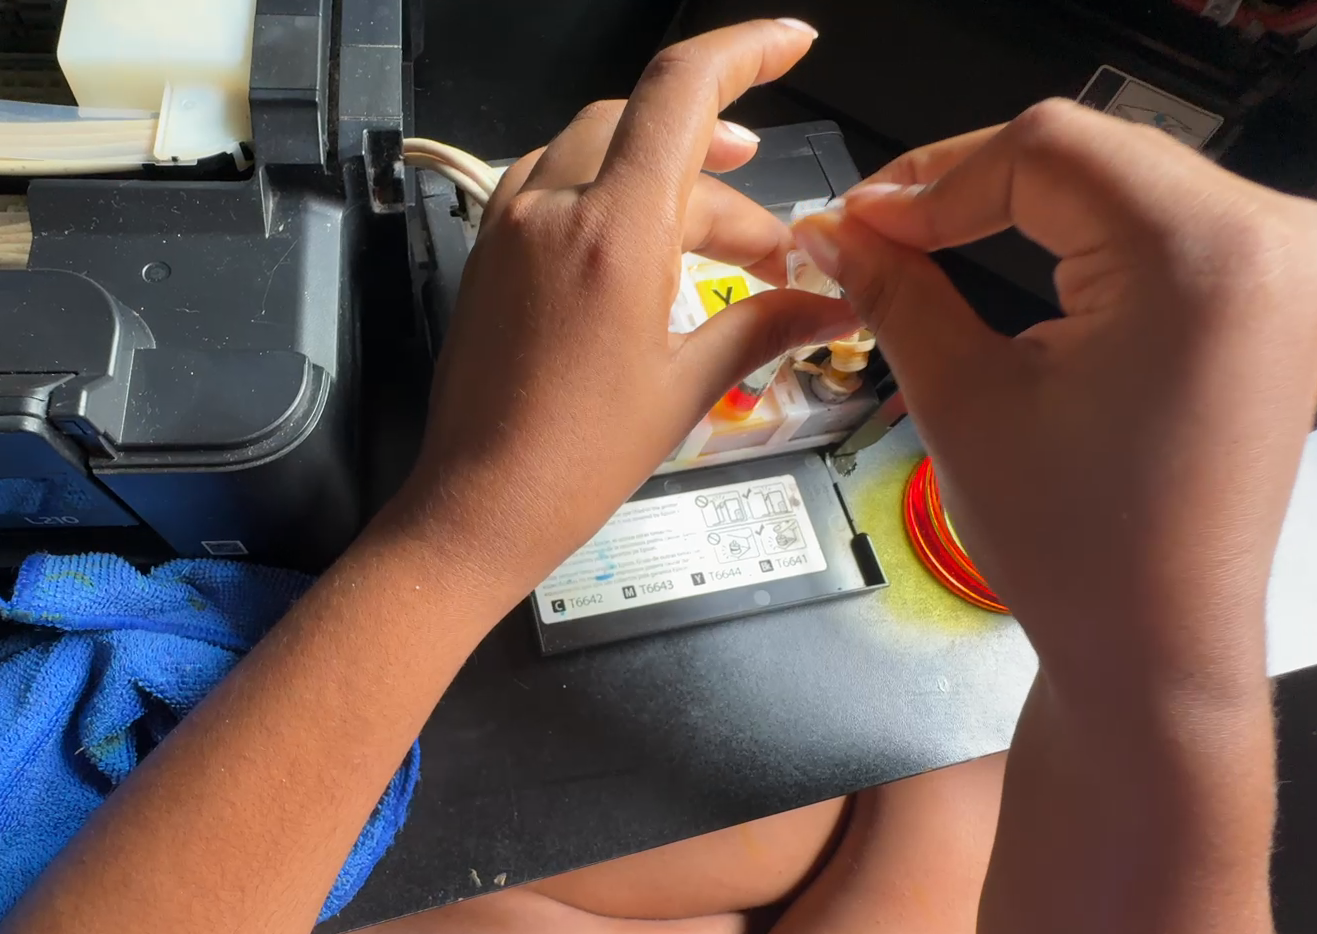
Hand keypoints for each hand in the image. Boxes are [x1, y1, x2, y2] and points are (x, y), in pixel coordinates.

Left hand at [379, 19, 857, 608]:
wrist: (481, 504)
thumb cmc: (583, 460)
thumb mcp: (684, 389)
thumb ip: (762, 327)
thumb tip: (835, 306)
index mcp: (613, 232)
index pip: (680, 92)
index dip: (745, 50)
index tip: (793, 46)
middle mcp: (550, 209)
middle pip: (642, 127)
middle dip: (717, 170)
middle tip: (762, 243)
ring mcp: (506, 230)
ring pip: (591, 153)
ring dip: (656, 180)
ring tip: (706, 241)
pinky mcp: (484, 258)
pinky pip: (548, 190)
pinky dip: (600, 198)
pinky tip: (631, 252)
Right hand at [793, 101, 1316, 696]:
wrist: (1149, 628)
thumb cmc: (1056, 531)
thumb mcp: (958, 398)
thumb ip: (893, 292)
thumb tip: (827, 233)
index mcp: (1205, 252)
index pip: (1044, 149)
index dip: (926, 180)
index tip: (846, 227)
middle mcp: (1276, 228)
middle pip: (1081, 153)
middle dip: (956, 190)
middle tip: (863, 238)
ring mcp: (1285, 257)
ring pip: (1109, 181)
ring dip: (1000, 210)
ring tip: (909, 252)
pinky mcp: (1266, 289)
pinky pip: (1144, 222)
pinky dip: (1054, 236)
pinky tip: (992, 268)